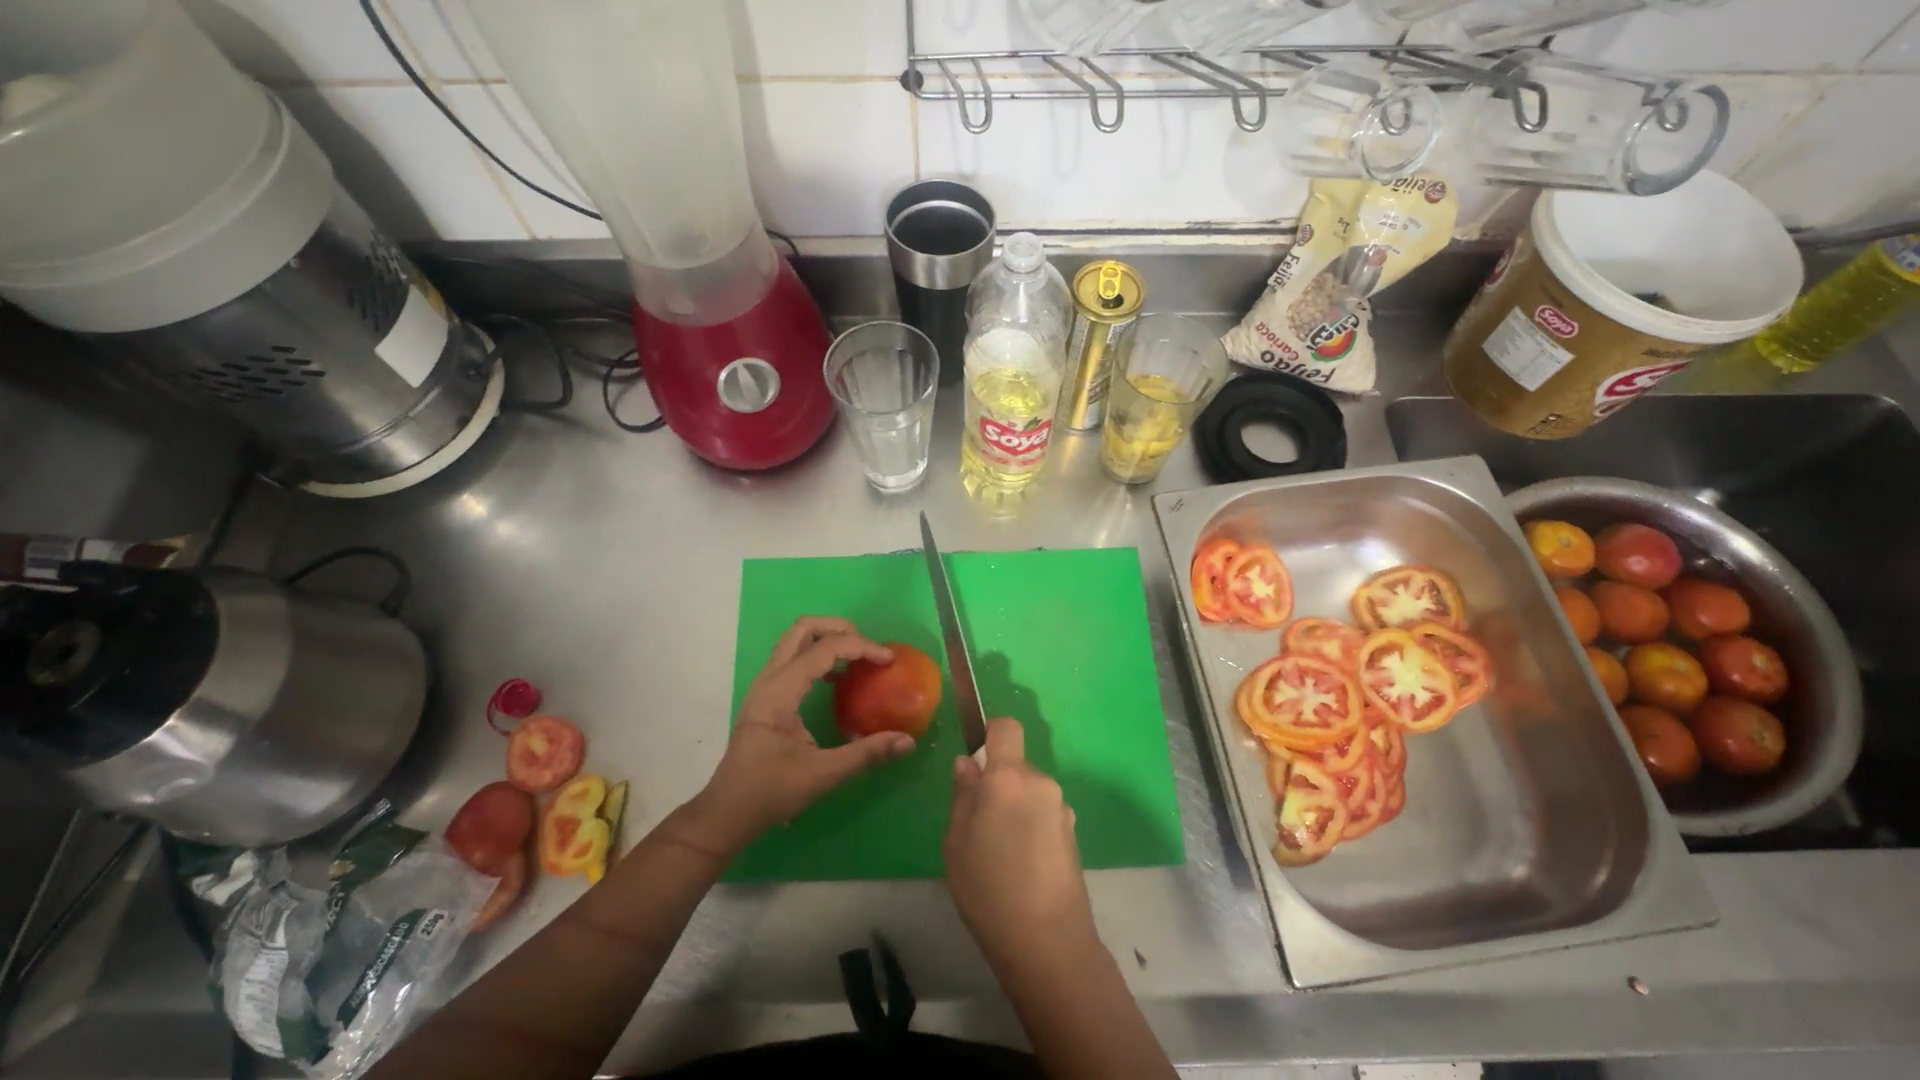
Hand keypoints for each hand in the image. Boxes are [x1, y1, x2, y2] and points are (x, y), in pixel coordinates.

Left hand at [687, 617, 914, 855]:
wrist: (728, 811)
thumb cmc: (770, 792)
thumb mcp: (822, 775)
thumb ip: (866, 754)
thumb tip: (907, 741)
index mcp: (779, 692)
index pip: (823, 649)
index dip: (860, 647)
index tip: (889, 660)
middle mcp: (769, 679)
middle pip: (803, 629)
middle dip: (840, 628)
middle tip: (869, 648)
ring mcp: (765, 686)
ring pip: (796, 641)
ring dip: (828, 640)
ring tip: (859, 660)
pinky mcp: (767, 697)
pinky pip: (793, 660)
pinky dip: (819, 657)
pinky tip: (839, 682)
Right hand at [944, 717, 1098, 969]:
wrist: (1047, 940)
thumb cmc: (988, 889)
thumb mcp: (956, 842)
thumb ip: (963, 796)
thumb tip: (968, 764)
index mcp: (1009, 778)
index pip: (1007, 727)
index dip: (990, 732)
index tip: (976, 758)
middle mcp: (1041, 784)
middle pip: (1016, 766)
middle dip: (997, 783)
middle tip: (976, 823)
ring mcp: (1062, 809)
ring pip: (1029, 792)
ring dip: (1014, 807)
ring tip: (998, 851)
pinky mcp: (1073, 834)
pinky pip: (1043, 814)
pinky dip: (1030, 827)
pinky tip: (1020, 864)